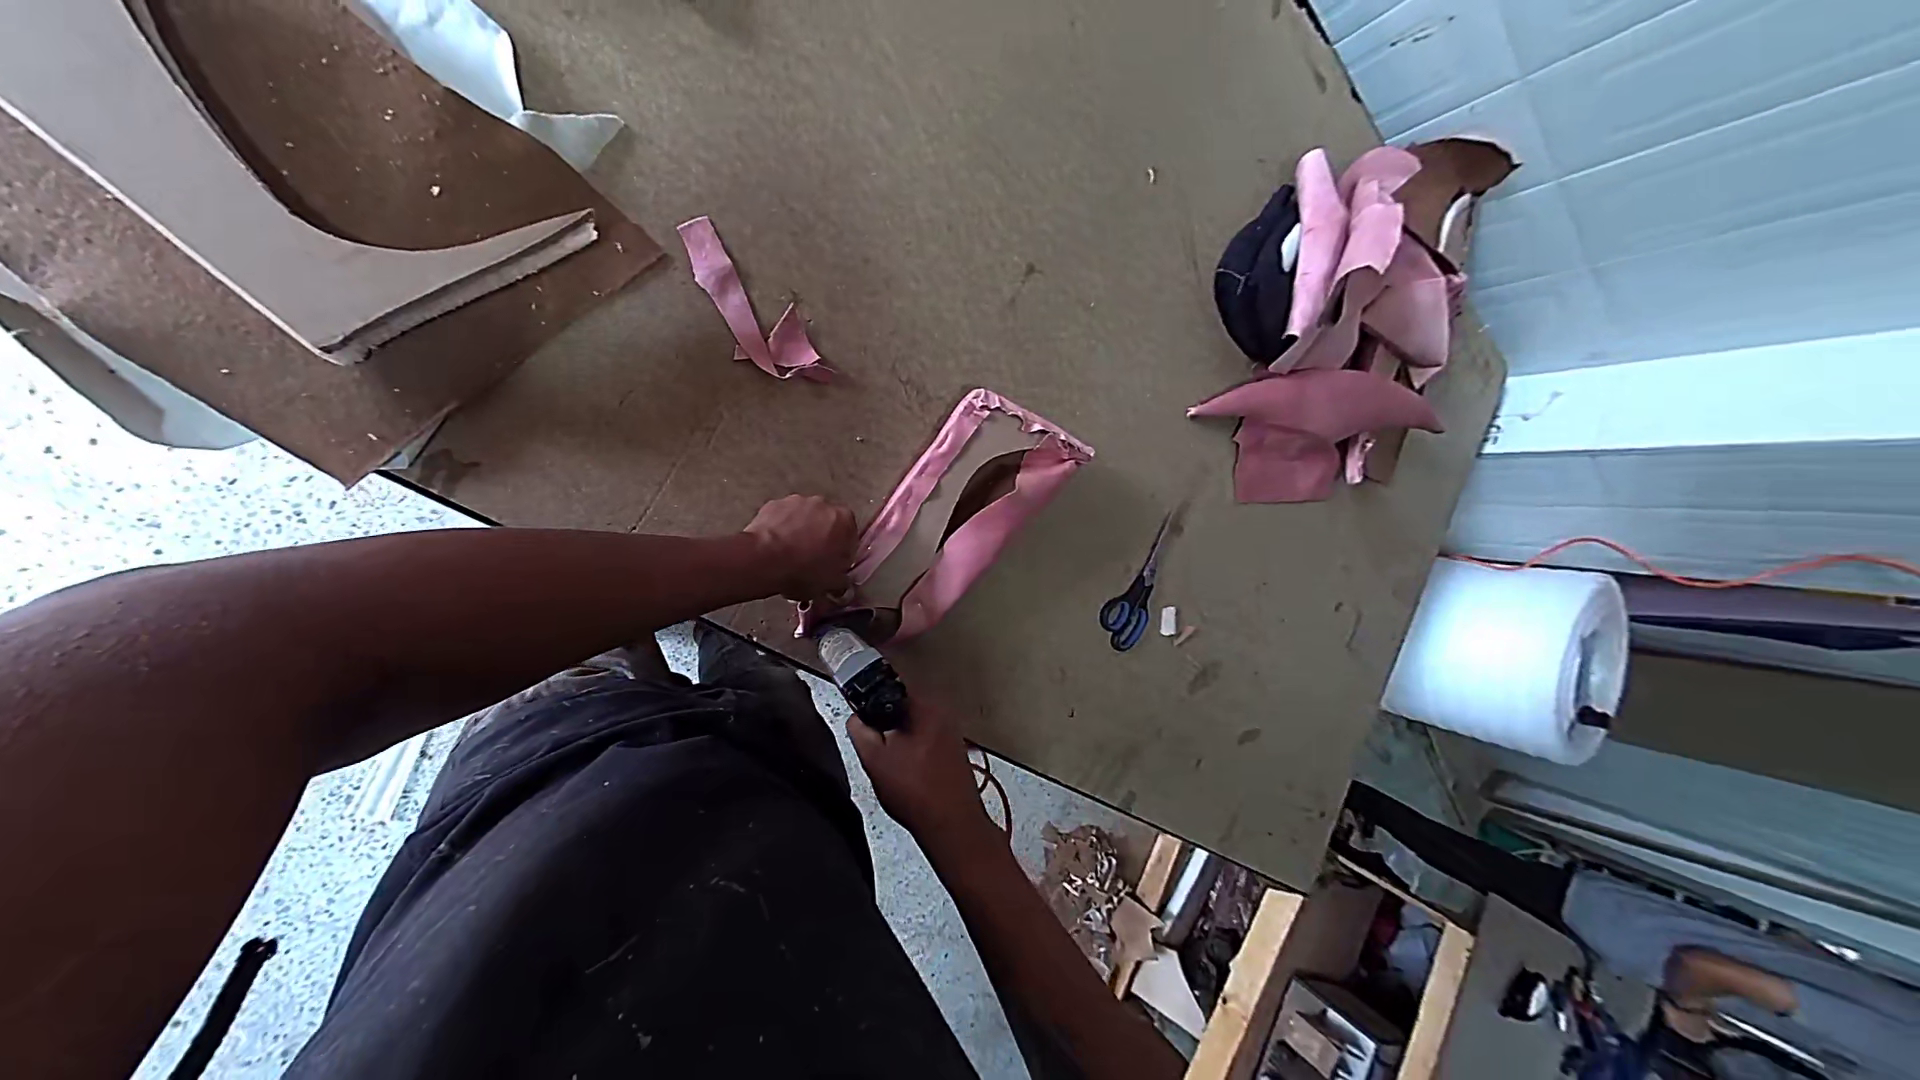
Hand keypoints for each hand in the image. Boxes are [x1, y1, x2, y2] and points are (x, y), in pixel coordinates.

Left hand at [743, 495, 856, 600]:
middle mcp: (824, 504)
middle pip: (827, 524)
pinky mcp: (774, 504)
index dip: (842, 554)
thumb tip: (841, 583)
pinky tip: (774, 548)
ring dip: (801, 532)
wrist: (763, 560)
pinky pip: (782, 518)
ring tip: (790, 556)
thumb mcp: (831, 584)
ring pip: (804, 519)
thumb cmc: (803, 570)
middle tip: (811, 562)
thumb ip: (842, 581)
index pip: (850, 537)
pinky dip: (781, 529)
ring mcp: (797, 501)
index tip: (833, 567)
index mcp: (845, 520)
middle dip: (822, 539)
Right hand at [848, 695, 995, 852]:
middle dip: (886, 727)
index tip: (862, 720)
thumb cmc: (915, 792)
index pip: (891, 690)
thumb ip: (860, 732)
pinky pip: (928, 744)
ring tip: (892, 767)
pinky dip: (915, 754)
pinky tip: (908, 776)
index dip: (871, 705)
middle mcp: (944, 715)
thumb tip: (856, 718)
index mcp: (927, 708)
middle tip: (876, 750)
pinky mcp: (956, 753)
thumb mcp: (874, 760)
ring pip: (915, 729)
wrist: (951, 825)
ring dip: (900, 742)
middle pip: (903, 711)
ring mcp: (953, 734)